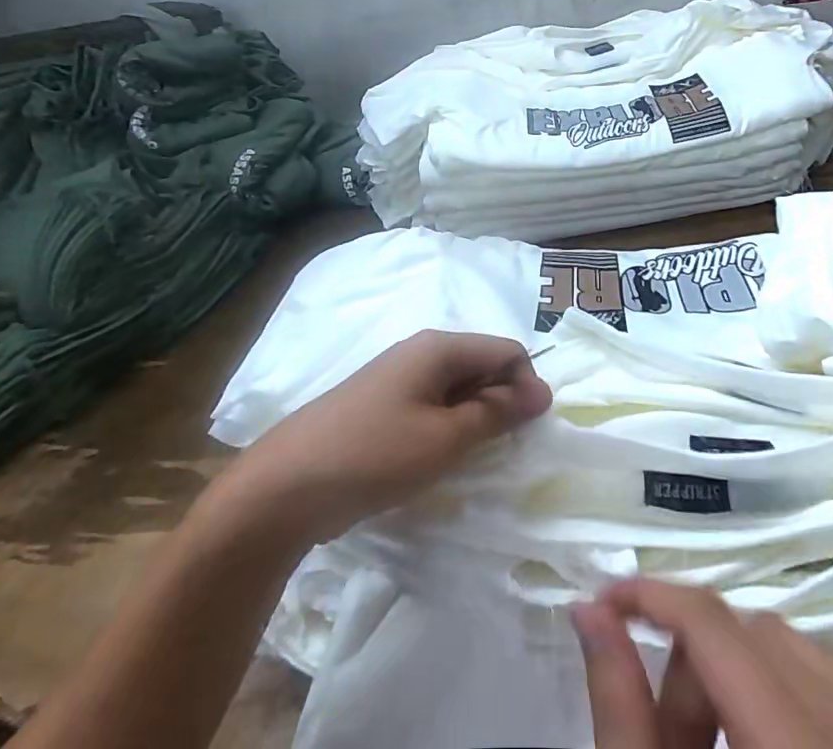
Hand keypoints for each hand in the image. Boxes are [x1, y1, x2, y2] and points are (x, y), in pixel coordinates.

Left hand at [206, 330, 550, 545]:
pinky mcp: (381, 407)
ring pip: (456, 390)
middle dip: (500, 403)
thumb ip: (497, 412)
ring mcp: (396, 380)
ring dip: (473, 420)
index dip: (526, 387)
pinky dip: (445, 429)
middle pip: (481, 366)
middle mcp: (418, 353)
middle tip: (495, 450)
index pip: (506, 351)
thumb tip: (542, 391)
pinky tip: (437, 459)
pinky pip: (430, 407)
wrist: (290, 484)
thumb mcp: (447, 437)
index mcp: (438, 348)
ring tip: (466, 458)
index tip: (526, 432)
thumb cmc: (376, 454)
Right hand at [573, 581, 832, 748]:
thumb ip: (619, 704)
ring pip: (787, 653)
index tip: (600, 602)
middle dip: (687, 668)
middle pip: (748, 638)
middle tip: (653, 733)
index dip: (649, 598)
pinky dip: (768, 696)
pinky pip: (823, 686)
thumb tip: (589, 611)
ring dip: (726, 678)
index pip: (715, 627)